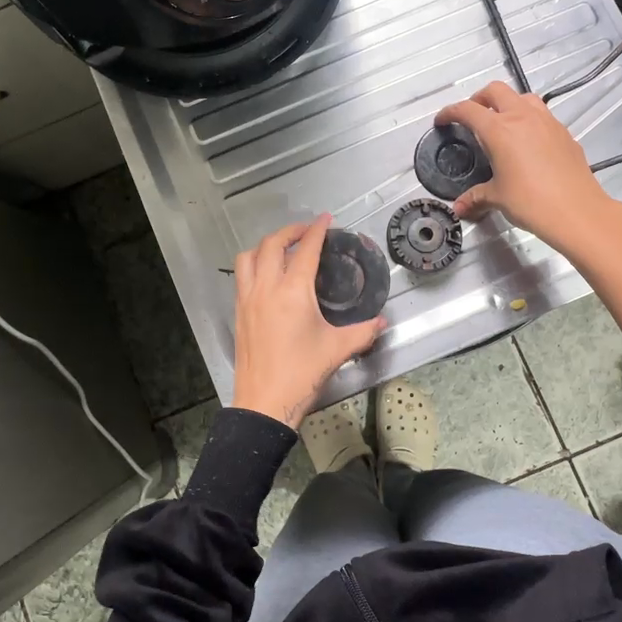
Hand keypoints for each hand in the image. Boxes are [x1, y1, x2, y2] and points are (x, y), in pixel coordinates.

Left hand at [232, 215, 385, 427]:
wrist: (264, 402)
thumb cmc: (301, 373)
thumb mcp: (338, 349)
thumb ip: (363, 331)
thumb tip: (382, 322)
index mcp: (292, 292)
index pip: (305, 250)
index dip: (316, 231)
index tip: (325, 220)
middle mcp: (266, 288)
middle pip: (272, 245)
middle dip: (289, 232)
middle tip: (306, 231)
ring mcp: (248, 299)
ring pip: (249, 257)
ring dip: (265, 245)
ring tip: (282, 248)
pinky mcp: (239, 313)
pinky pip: (242, 276)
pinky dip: (254, 264)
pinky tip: (267, 275)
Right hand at [437, 81, 621, 344]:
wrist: (578, 211)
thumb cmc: (531, 202)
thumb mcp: (497, 198)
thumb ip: (476, 197)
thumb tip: (459, 207)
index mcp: (499, 130)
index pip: (468, 110)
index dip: (450, 112)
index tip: (442, 120)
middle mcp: (522, 117)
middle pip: (496, 91)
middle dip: (479, 98)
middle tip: (472, 116)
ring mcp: (547, 122)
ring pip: (523, 97)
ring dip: (507, 103)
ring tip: (501, 122)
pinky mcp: (564, 132)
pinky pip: (542, 114)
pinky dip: (528, 118)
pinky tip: (527, 140)